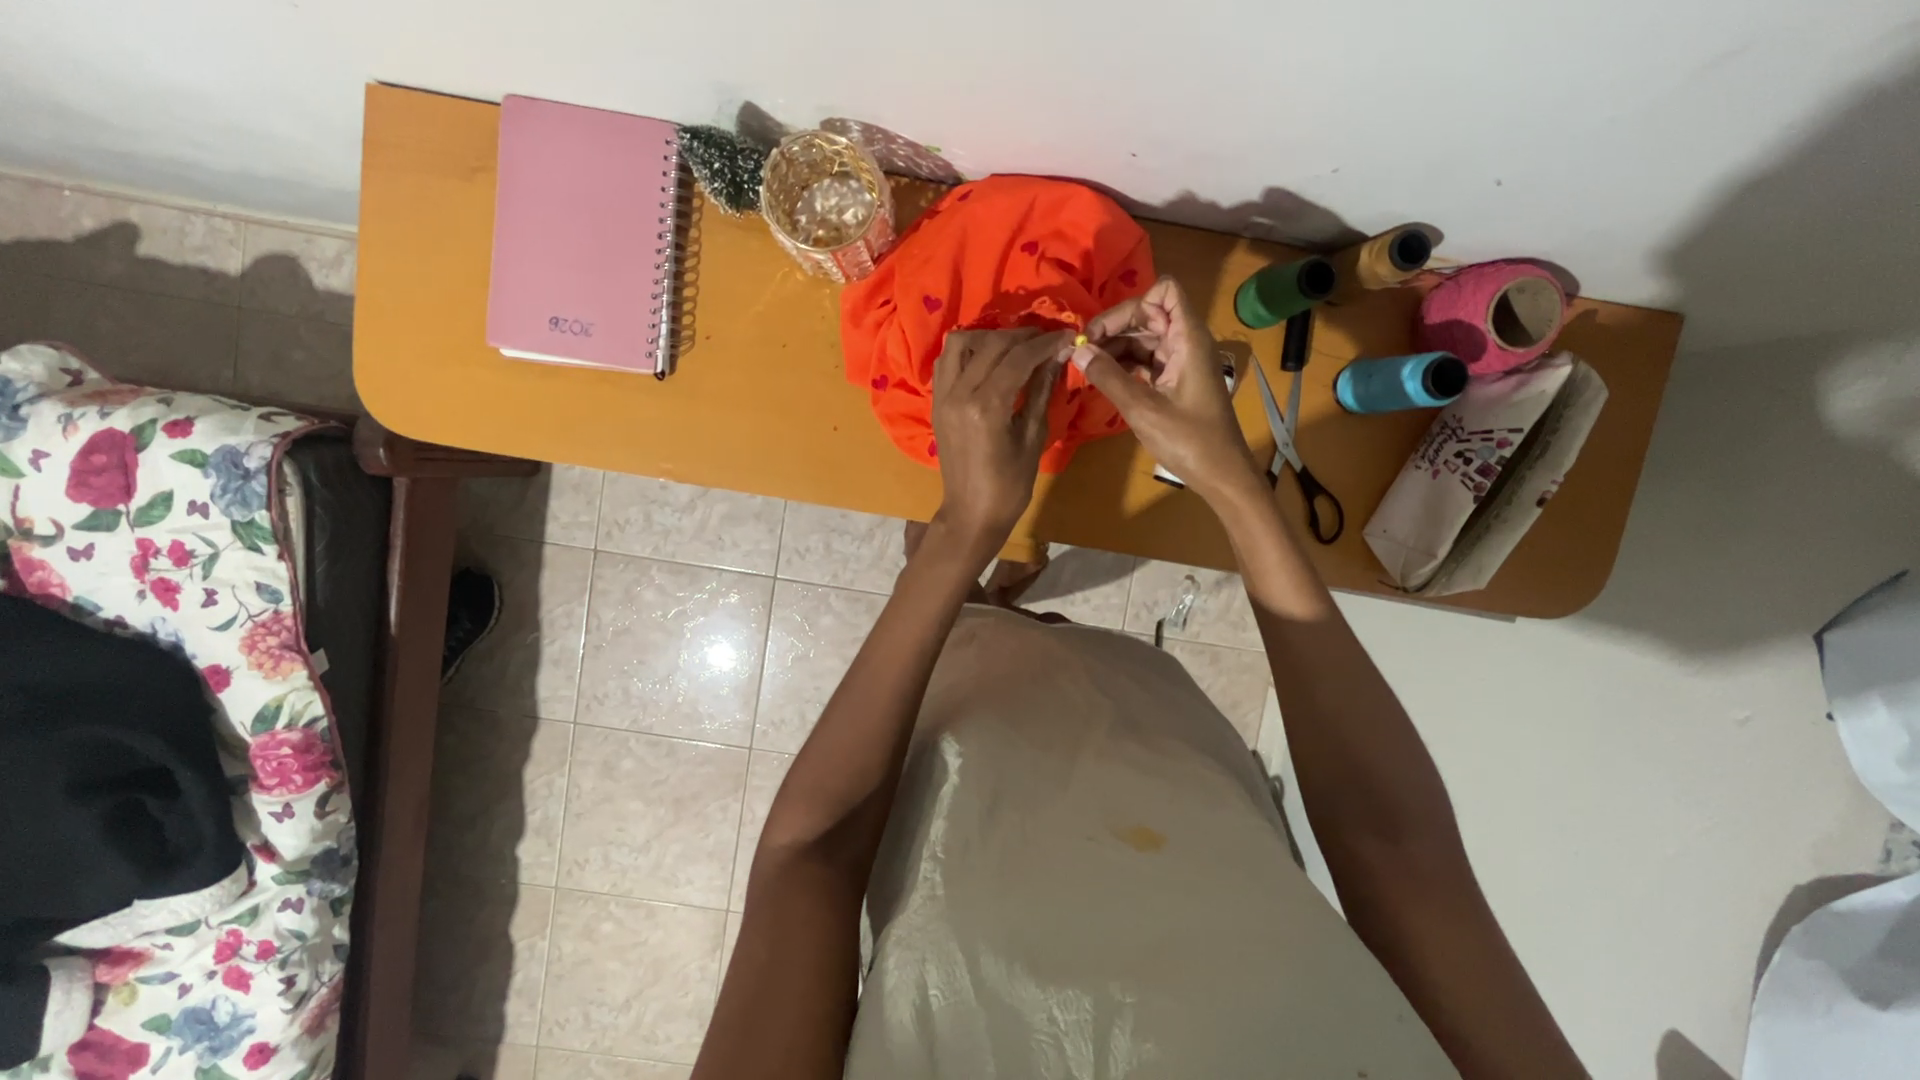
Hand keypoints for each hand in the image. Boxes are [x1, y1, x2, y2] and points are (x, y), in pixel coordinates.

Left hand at [929, 327, 1070, 557]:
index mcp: (986, 407)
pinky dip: (968, 351)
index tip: (1066, 336)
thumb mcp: (1033, 437)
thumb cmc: (1009, 485)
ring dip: (990, 337)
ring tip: (1015, 346)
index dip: (1045, 343)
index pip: (1018, 357)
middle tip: (1047, 339)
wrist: (971, 513)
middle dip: (1023, 336)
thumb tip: (1057, 356)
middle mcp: (959, 393)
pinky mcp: (937, 401)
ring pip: (961, 343)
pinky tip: (989, 359)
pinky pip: (947, 360)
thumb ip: (1041, 391)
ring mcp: (943, 396)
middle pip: (992, 343)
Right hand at [1074, 277, 1263, 501]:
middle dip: (1114, 326)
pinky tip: (1102, 378)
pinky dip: (1125, 364)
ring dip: (1115, 346)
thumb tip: (1077, 351)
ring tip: (1086, 366)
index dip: (1133, 304)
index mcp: (1188, 339)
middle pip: (1148, 314)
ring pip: (1144, 338)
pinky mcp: (1176, 381)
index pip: (1164, 291)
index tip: (1104, 332)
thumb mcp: (1143, 409)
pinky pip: (1147, 360)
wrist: (1222, 475)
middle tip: (1082, 350)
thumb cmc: (1189, 441)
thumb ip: (1108, 376)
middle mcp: (1186, 342)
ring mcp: (1182, 362)